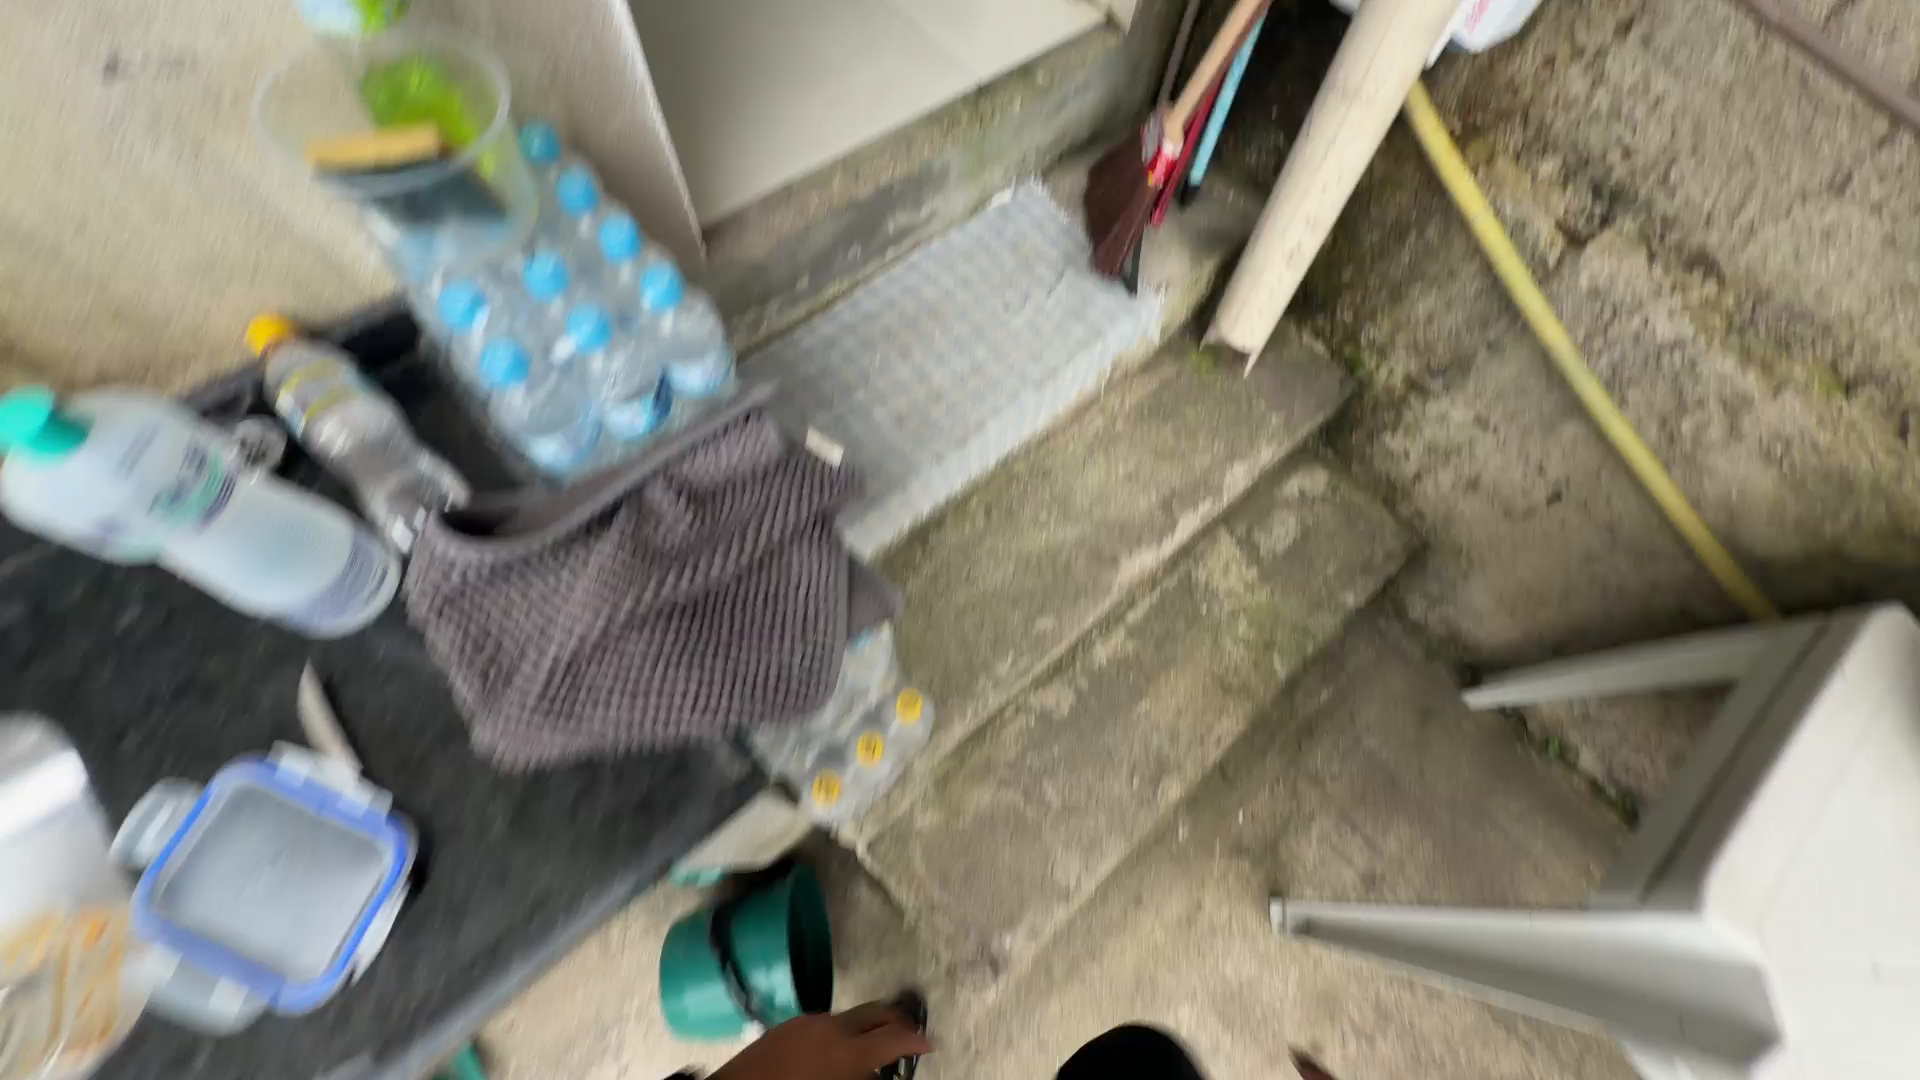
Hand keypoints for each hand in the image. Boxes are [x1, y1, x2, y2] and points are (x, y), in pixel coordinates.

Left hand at [708, 1002, 931, 1079]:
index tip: (930, 1042)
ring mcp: (806, 1022)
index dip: (915, 1038)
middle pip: (875, 1012)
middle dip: (896, 1021)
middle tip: (909, 1035)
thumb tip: (879, 1073)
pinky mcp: (786, 1025)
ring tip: (868, 1055)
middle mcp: (830, 1027)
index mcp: (845, 1051)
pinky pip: (823, 1025)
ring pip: (848, 1019)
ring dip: (864, 1031)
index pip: (892, 1037)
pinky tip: (831, 1059)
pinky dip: (838, 1036)